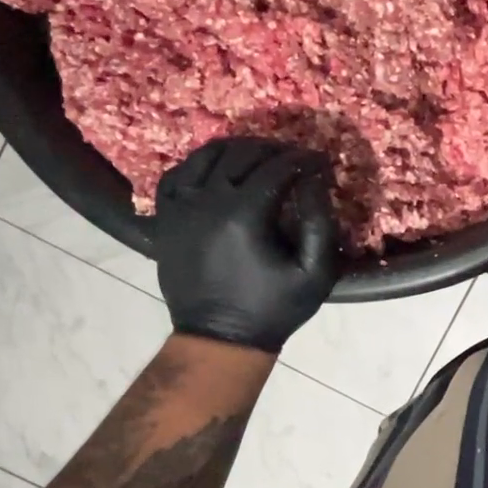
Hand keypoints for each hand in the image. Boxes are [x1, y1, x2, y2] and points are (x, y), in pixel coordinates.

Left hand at [154, 137, 341, 351]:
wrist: (220, 337)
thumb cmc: (275, 307)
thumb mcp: (315, 272)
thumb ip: (320, 222)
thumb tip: (315, 180)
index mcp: (243, 216)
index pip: (275, 168)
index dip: (302, 159)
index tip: (322, 160)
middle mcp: (206, 203)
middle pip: (240, 155)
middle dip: (273, 150)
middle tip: (296, 157)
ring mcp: (179, 208)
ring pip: (205, 157)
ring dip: (237, 150)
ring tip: (261, 156)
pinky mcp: (165, 218)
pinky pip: (178, 175)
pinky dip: (200, 164)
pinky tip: (220, 170)